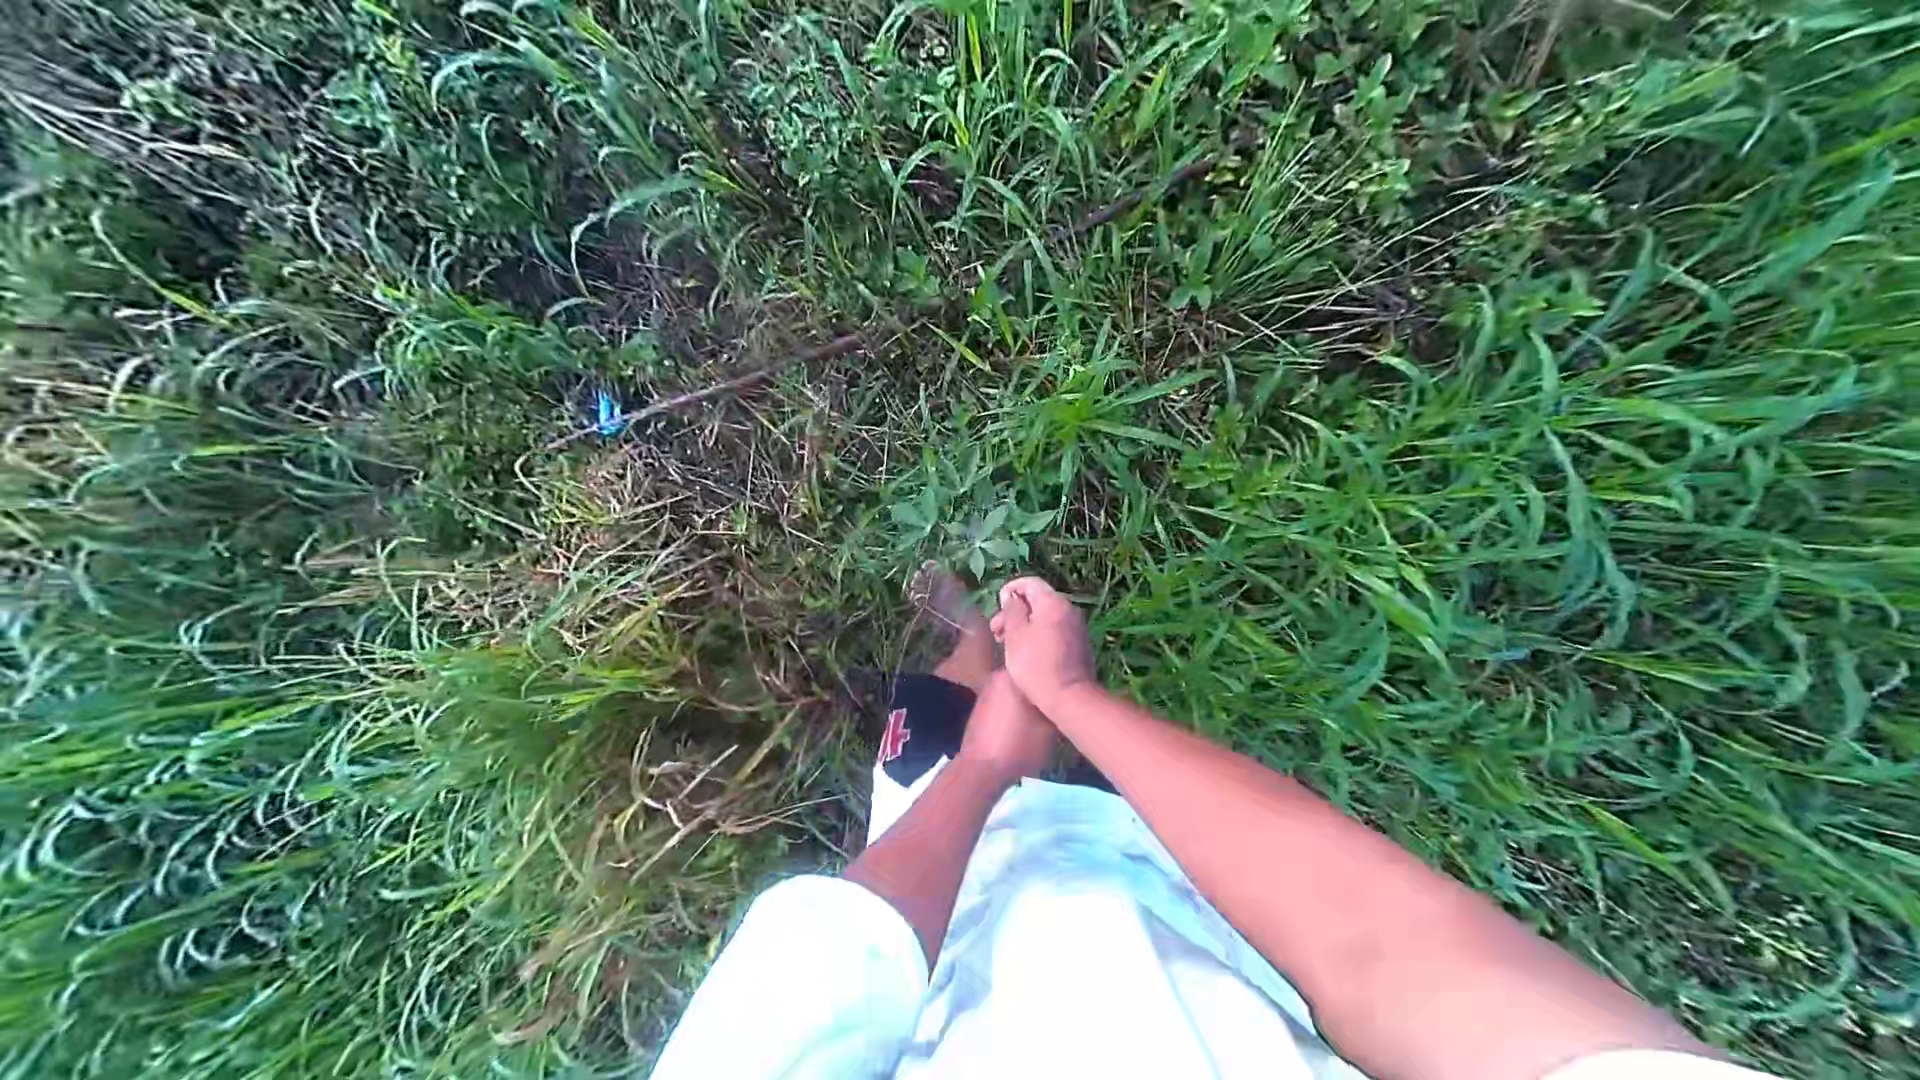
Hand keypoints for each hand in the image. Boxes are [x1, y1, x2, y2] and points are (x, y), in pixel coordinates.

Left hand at [956, 671, 1055, 787]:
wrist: (982, 770)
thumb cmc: (1019, 746)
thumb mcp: (1050, 728)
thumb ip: (1057, 706)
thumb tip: (1066, 695)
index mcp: (1014, 675)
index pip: (1043, 664)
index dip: (1059, 675)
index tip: (1071, 685)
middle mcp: (998, 676)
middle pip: (1030, 676)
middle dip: (1044, 686)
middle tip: (1062, 699)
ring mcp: (988, 689)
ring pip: (1018, 688)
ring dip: (1031, 697)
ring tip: (1047, 711)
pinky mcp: (983, 705)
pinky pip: (1007, 698)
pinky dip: (1019, 705)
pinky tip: (1027, 720)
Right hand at [989, 577, 1097, 713]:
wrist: (1069, 697)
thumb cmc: (1035, 665)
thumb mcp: (1016, 635)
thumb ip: (1012, 610)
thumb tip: (1009, 594)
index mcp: (1053, 602)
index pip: (1030, 583)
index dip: (1011, 589)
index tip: (997, 605)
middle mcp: (1068, 609)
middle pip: (1037, 600)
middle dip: (1014, 611)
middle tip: (996, 631)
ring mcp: (1076, 626)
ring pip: (1045, 616)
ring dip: (1024, 624)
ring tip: (1006, 643)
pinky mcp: (1078, 643)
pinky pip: (1054, 628)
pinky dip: (1037, 633)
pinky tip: (1025, 650)